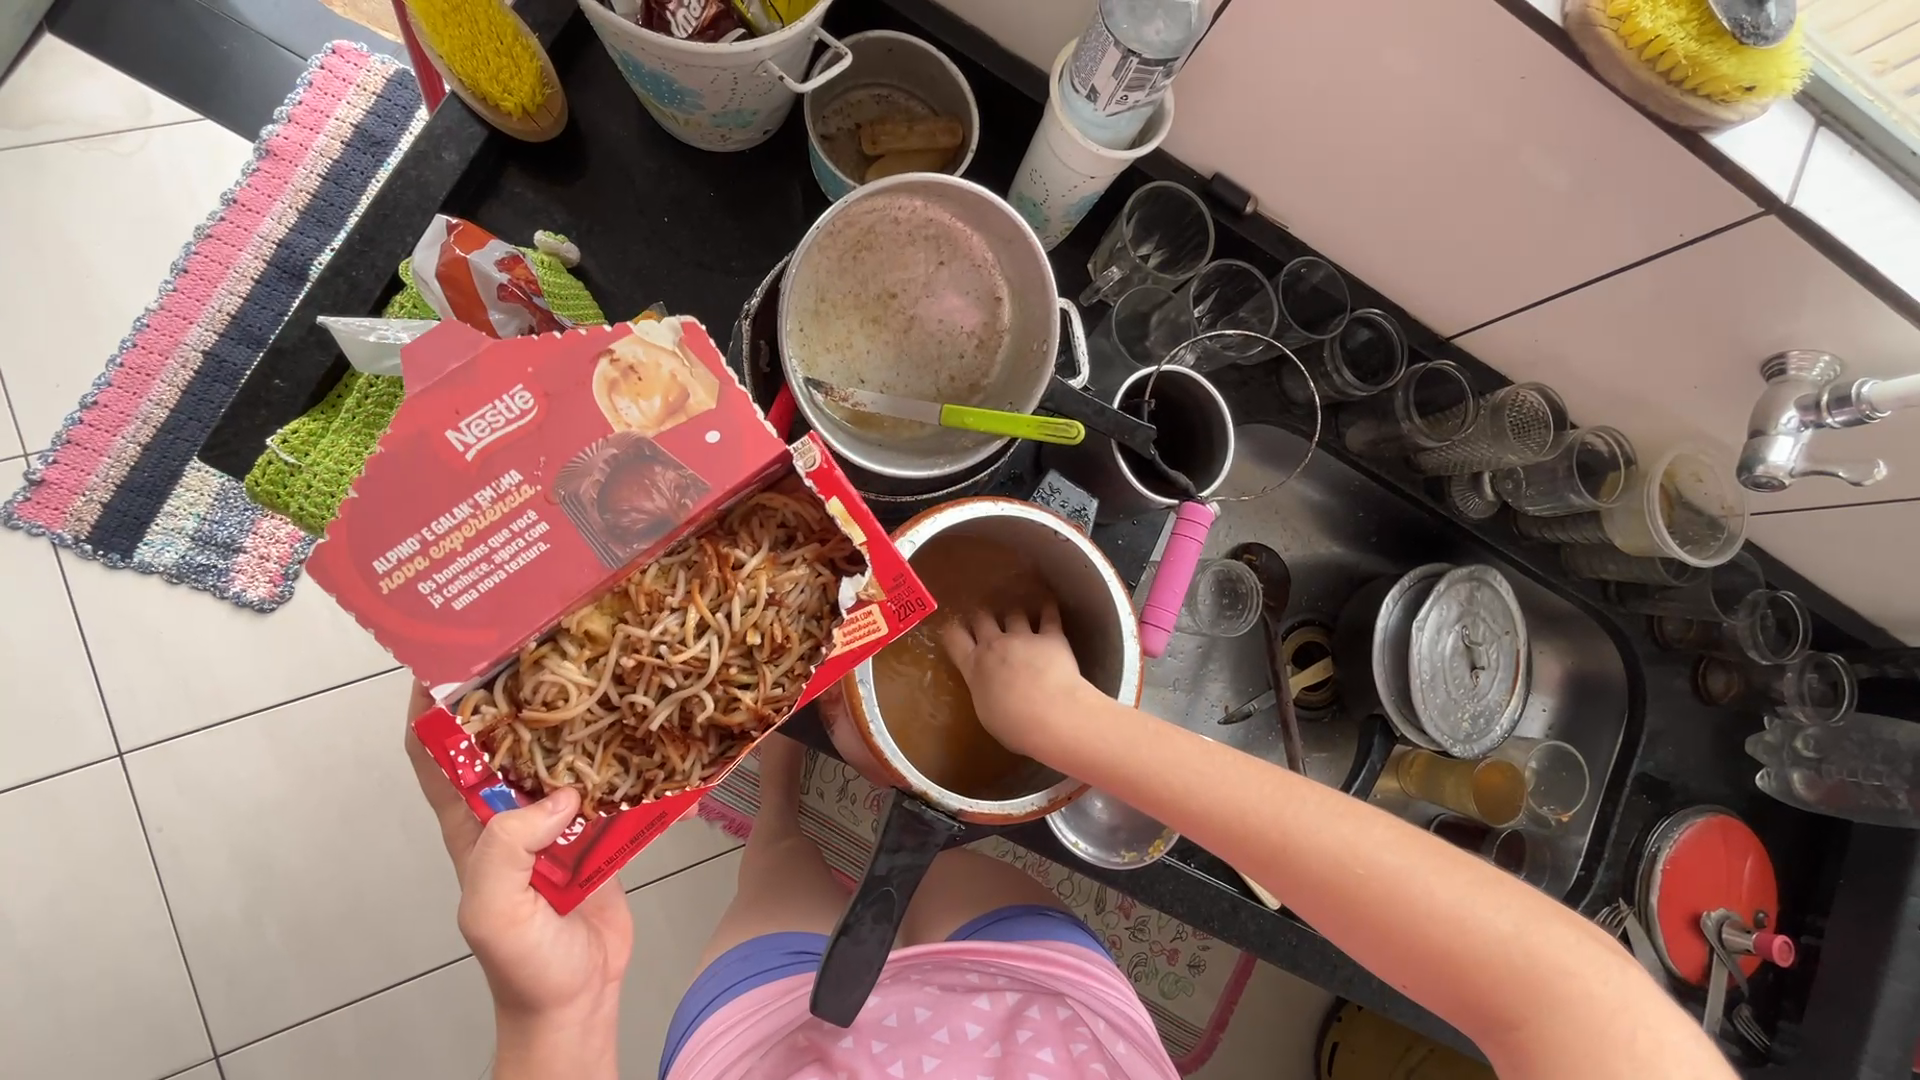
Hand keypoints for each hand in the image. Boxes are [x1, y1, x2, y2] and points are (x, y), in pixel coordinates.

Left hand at [405, 685, 630, 1066]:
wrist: (579, 997)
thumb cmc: (525, 963)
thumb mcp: (493, 911)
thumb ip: (506, 850)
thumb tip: (560, 796)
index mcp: (471, 825)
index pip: (436, 751)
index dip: (434, 702)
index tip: (457, 652)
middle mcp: (510, 812)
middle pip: (508, 740)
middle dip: (520, 696)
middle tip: (550, 648)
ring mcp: (557, 820)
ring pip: (562, 756)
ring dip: (578, 722)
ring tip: (605, 678)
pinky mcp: (600, 830)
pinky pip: (610, 784)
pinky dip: (623, 759)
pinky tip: (647, 735)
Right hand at [938, 601, 1097, 757]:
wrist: (1050, 715)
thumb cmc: (1014, 725)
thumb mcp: (987, 712)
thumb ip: (984, 690)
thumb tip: (989, 687)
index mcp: (974, 666)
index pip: (954, 638)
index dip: (953, 629)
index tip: (954, 627)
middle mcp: (995, 645)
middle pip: (982, 618)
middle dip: (982, 615)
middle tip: (984, 616)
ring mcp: (1023, 637)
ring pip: (1013, 613)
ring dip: (1014, 612)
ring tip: (1016, 611)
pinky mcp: (1051, 636)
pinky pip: (1049, 615)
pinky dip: (1047, 607)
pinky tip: (1047, 602)